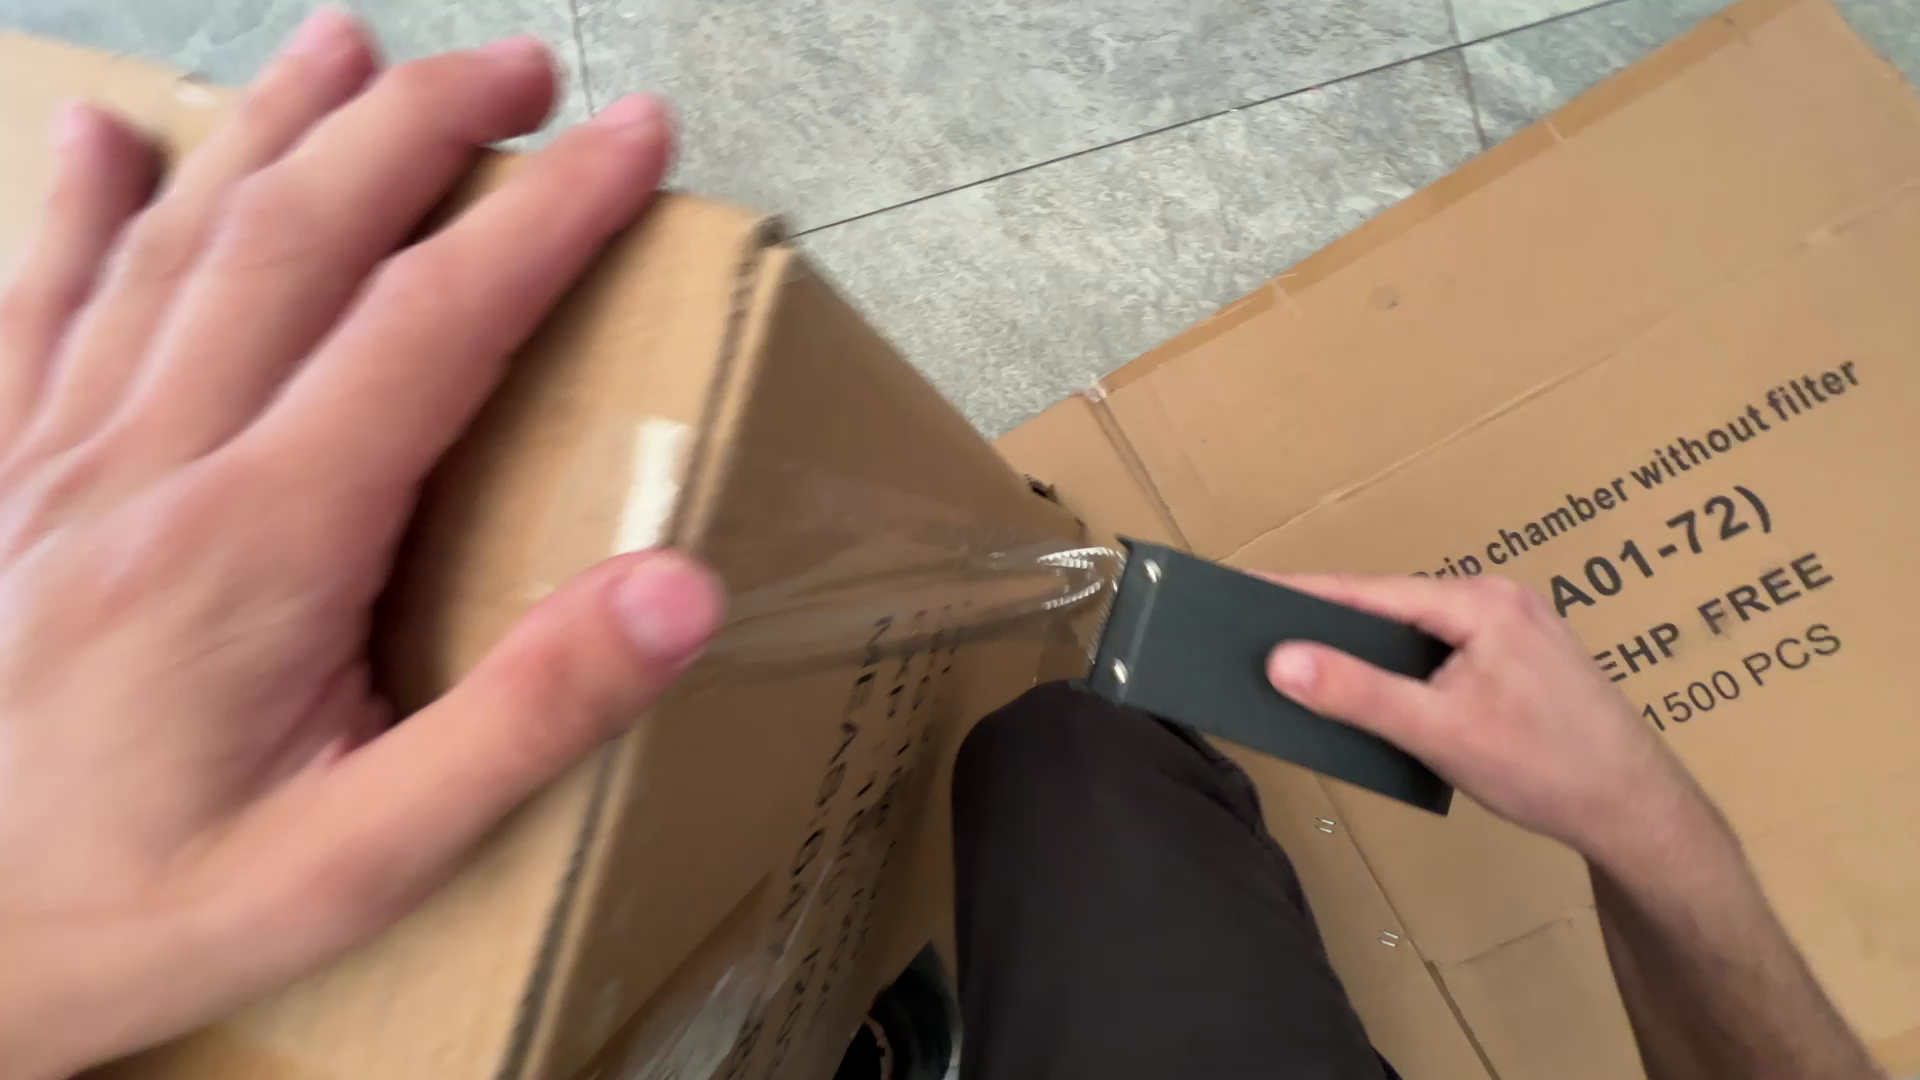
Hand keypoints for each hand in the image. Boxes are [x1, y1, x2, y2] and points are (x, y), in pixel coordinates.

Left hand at [0, 11, 720, 1078]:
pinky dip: (86, 199)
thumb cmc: (131, 920)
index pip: (438, 320)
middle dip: (436, 132)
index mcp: (264, 536)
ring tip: (364, 49)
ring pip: (183, 237)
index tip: (633, 145)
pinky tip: (113, 138)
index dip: (549, 217)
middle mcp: (150, 460)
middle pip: (310, 236)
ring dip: (291, 127)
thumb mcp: (376, 851)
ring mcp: (46, 458)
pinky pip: (38, 299)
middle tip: (530, 72)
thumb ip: (534, 713)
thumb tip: (681, 591)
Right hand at [1264, 575, 1709, 860]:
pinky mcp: (1512, 653)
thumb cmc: (1547, 770)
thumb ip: (1356, 692)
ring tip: (1308, 655)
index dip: (1299, 591)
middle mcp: (1494, 599)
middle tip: (1266, 627)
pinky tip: (1371, 680)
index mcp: (1479, 602)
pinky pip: (1431, 645)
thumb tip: (1281, 660)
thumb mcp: (1438, 731)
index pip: (1365, 590)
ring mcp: (1508, 624)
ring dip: (1360, 642)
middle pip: (1385, 603)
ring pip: (1408, 625)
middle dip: (1326, 618)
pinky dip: (1392, 660)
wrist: (1642, 818)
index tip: (1246, 585)